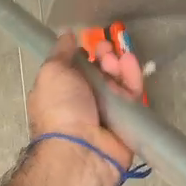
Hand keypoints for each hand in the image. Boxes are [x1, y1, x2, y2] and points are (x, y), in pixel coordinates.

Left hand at [27, 33, 144, 185]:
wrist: (80, 150)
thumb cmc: (60, 109)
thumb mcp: (51, 74)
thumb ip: (60, 53)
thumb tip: (66, 35)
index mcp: (62, 94)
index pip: (77, 70)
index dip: (84, 54)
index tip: (87, 44)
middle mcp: (85, 104)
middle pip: (100, 74)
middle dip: (103, 57)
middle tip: (104, 49)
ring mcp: (108, 113)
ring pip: (118, 82)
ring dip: (117, 65)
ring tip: (114, 59)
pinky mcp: (129, 121)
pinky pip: (134, 95)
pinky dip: (133, 77)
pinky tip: (130, 62)